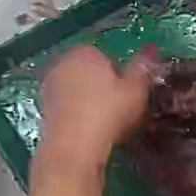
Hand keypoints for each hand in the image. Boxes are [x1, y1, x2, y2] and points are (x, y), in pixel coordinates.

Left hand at [35, 45, 159, 178]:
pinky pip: (68, 104)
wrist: (74, 146)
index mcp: (85, 53)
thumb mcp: (137, 89)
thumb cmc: (109, 112)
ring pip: (77, 87)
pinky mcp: (44, 106)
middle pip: (88, 70)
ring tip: (107, 118)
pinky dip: (78, 111)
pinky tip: (91, 127)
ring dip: (89, 98)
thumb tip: (151, 49)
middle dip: (102, 83)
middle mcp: (62, 63)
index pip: (105, 54)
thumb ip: (143, 67)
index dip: (119, 72)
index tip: (130, 90)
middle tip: (121, 104)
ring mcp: (50, 85)